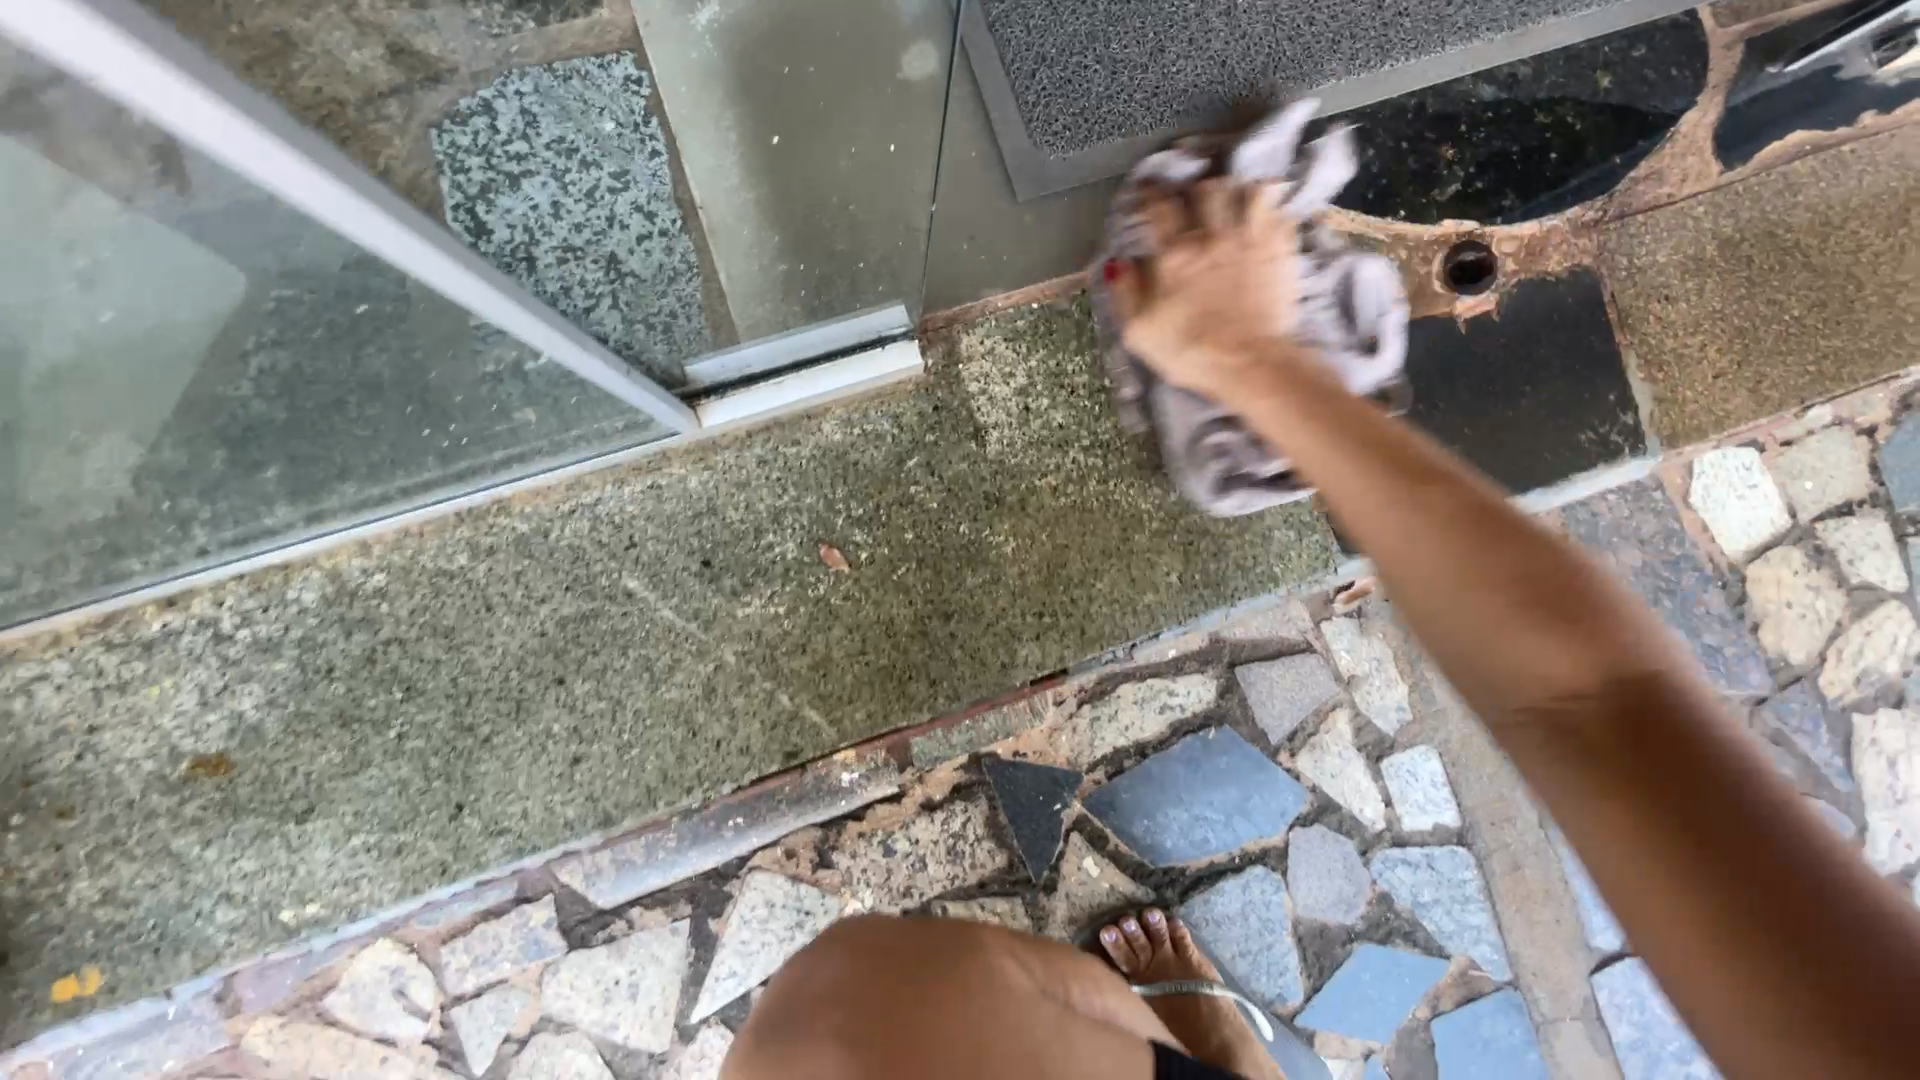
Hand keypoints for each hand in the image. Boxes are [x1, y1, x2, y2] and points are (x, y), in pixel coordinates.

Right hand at [1104, 179, 1300, 397]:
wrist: (1249, 363)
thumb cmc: (1190, 351)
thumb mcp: (1139, 331)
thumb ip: (1125, 292)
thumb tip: (1118, 263)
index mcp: (1175, 254)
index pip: (1159, 206)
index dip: (1150, 192)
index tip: (1147, 189)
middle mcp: (1213, 237)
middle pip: (1207, 188)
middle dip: (1198, 187)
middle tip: (1194, 197)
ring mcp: (1252, 241)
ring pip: (1249, 190)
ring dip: (1240, 191)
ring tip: (1236, 200)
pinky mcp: (1282, 253)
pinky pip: (1282, 213)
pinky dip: (1274, 211)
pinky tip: (1268, 220)